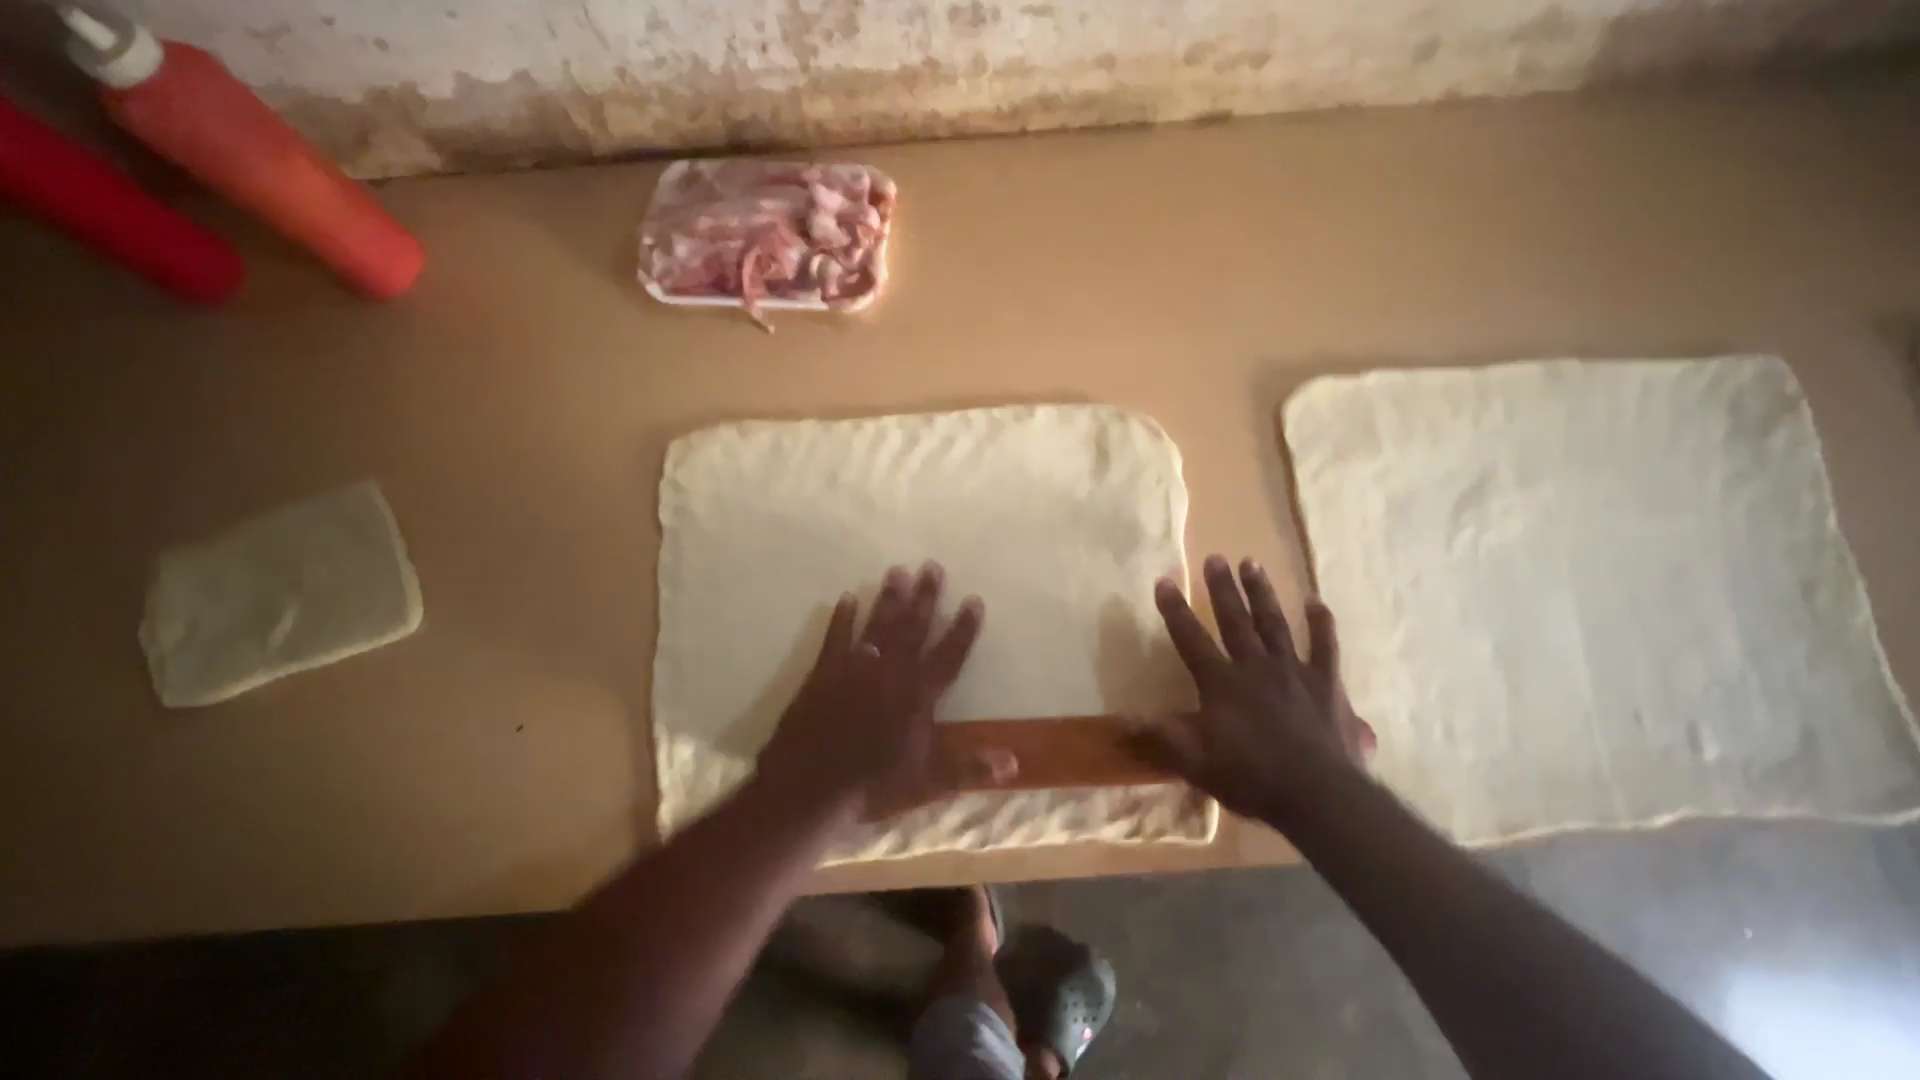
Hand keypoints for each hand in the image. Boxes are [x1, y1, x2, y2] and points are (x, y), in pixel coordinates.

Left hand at [757, 563, 1015, 820]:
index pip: (948, 655)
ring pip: (877, 626)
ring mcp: (854, 670)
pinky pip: (835, 638)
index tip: (973, 599)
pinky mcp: (823, 674)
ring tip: (897, 571)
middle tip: (932, 566)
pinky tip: (847, 597)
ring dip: (889, 599)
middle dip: (925, 598)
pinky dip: (842, 618)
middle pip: (912, 630)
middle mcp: (889, 674)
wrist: (810, 788)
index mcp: (918, 696)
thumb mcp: (928, 782)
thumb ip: (970, 767)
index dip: (963, 628)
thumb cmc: (873, 786)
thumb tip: (1015, 762)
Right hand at [1139, 555, 1376, 827]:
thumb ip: (1161, 736)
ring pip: (1275, 623)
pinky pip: (1325, 646)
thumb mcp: (1196, 763)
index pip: (1191, 640)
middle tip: (1215, 558)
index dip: (1175, 610)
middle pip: (1235, 621)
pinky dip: (1322, 623)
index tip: (1164, 580)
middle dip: (1222, 588)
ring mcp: (1294, 671)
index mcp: (1221, 684)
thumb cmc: (1252, 779)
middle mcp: (1255, 667)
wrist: (1318, 795)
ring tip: (1252, 563)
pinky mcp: (1327, 683)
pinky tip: (1317, 602)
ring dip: (1262, 593)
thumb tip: (1122, 716)